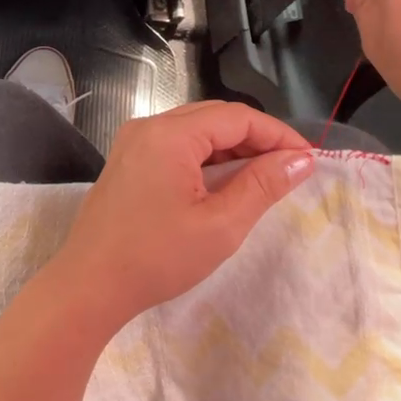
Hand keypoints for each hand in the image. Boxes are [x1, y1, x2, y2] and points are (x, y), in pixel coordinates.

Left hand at [48, 102, 314, 329]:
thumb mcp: (220, 225)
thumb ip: (262, 185)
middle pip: (214, 116)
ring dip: (231, 147)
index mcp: (169, 134)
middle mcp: (148, 126)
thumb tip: (301, 159)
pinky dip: (205, 158)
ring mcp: (133, 142)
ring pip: (194, 130)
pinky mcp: (127, 161)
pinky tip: (225, 182)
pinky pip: (175, 145)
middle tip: (292, 168)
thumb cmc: (157, 257)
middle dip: (256, 137)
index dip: (277, 133)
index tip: (310, 159)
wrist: (90, 284)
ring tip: (266, 176)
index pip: (236, 116)